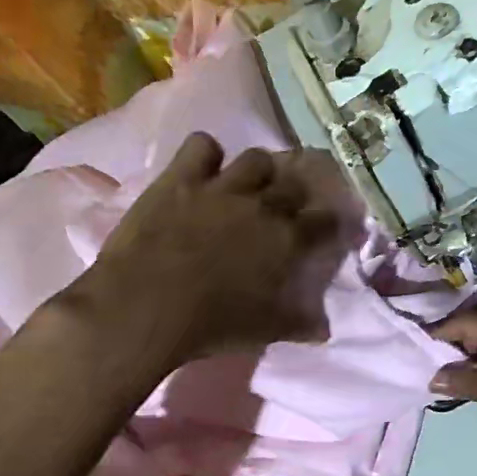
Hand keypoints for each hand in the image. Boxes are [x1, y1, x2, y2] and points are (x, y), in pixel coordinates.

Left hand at [73, 133, 339, 365]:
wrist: (145, 306)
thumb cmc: (212, 323)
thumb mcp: (264, 330)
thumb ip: (299, 323)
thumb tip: (324, 330)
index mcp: (288, 239)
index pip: (326, 221)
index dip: (331, 223)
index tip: (327, 230)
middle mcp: (263, 205)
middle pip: (295, 184)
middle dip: (297, 194)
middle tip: (286, 208)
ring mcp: (222, 187)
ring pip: (257, 159)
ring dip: (259, 170)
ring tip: (250, 184)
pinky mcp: (181, 178)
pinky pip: (202, 145)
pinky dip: (205, 153)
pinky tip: (203, 169)